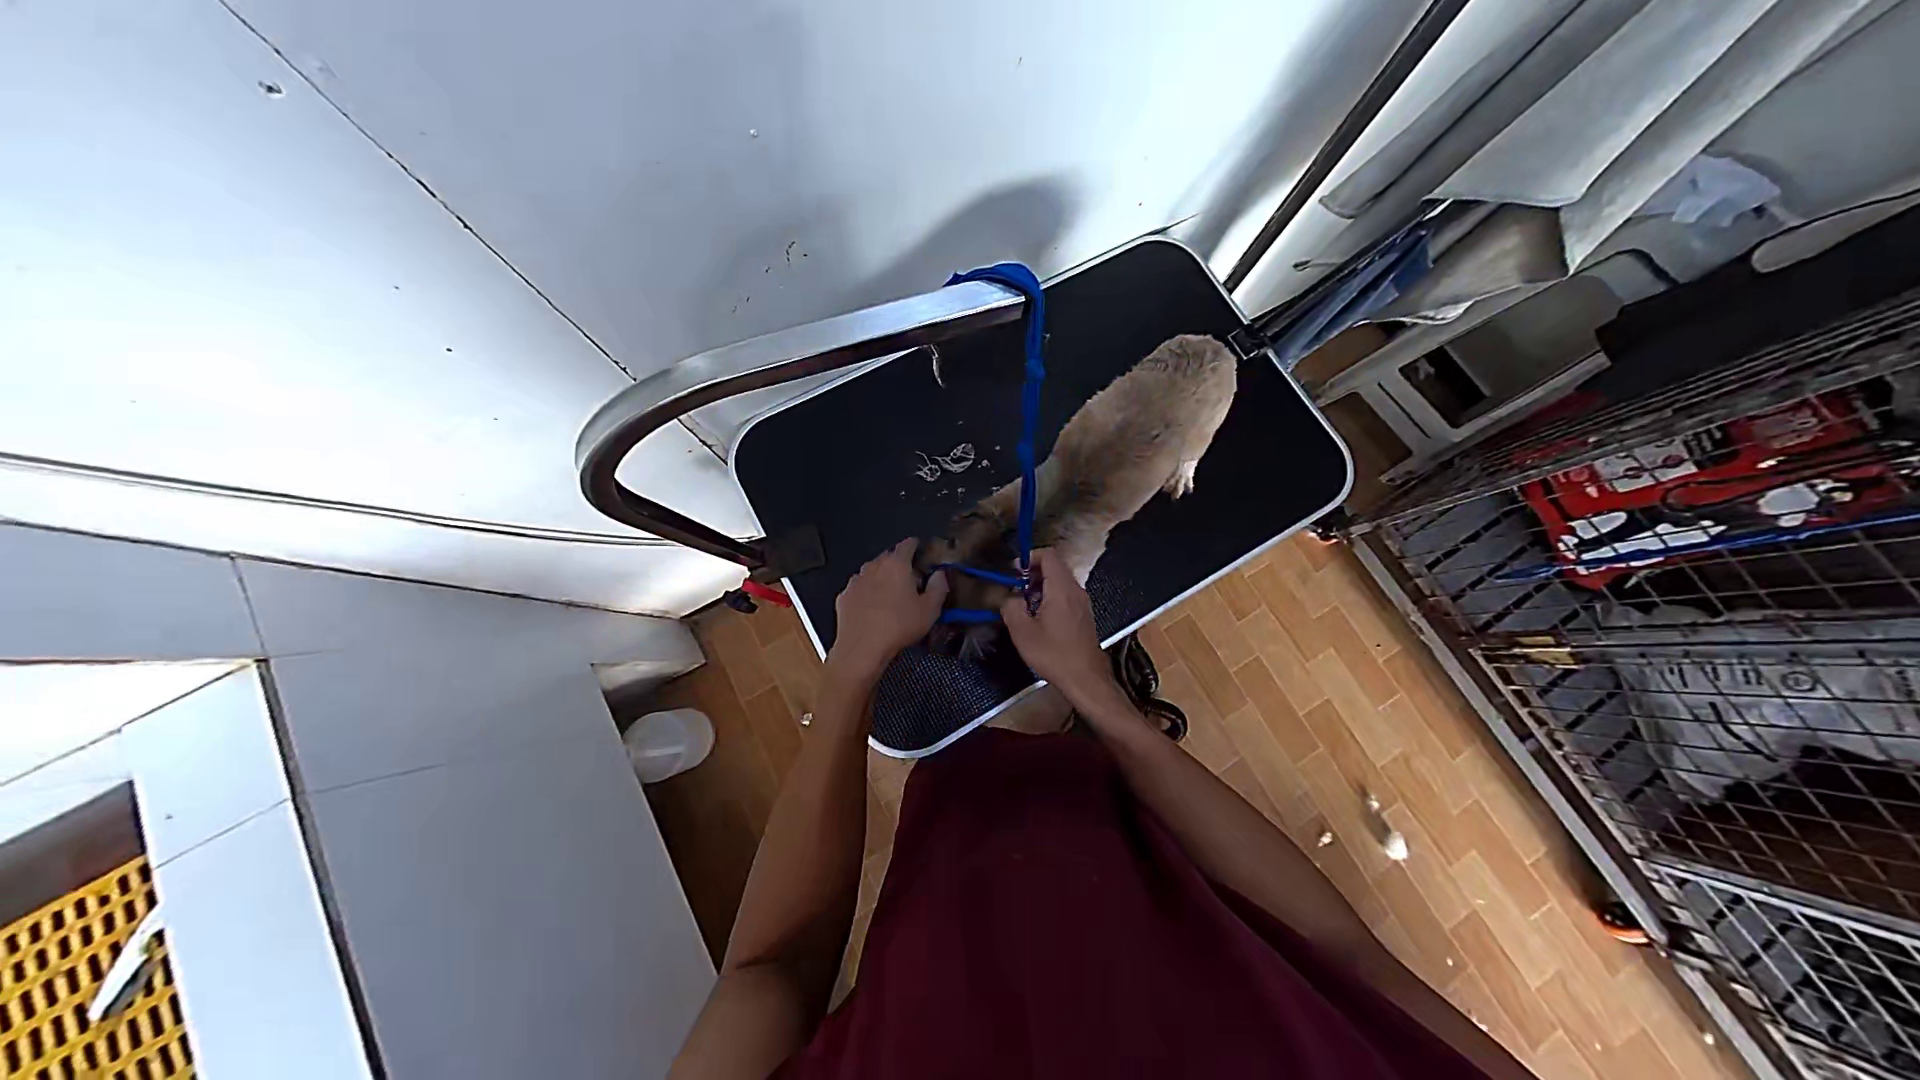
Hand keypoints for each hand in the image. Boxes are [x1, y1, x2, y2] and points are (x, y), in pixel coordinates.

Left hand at [830, 539, 949, 676]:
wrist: (862, 648)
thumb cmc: (896, 628)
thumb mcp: (930, 610)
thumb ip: (939, 587)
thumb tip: (940, 576)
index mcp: (896, 565)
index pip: (907, 544)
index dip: (916, 546)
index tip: (919, 549)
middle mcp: (873, 567)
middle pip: (888, 557)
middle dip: (899, 565)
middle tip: (911, 582)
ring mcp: (856, 581)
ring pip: (872, 573)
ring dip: (882, 579)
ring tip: (892, 599)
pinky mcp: (844, 597)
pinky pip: (859, 589)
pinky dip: (866, 594)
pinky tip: (874, 610)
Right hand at [998, 549, 1119, 707]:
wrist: (1085, 678)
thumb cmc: (1053, 654)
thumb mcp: (1022, 631)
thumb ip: (1011, 606)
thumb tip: (1010, 596)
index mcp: (1061, 588)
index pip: (1049, 555)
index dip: (1029, 557)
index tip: (1014, 572)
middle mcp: (1076, 590)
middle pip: (1055, 566)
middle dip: (1033, 573)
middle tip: (1016, 589)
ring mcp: (1082, 602)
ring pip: (1060, 581)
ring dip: (1041, 587)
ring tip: (1025, 605)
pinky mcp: (1084, 615)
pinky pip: (1066, 595)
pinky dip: (1051, 597)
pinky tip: (1039, 618)